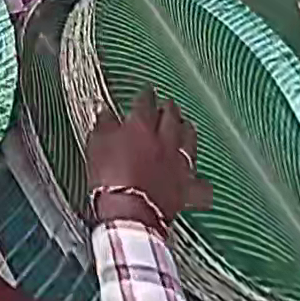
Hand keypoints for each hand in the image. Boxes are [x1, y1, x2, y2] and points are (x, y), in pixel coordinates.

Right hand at [85, 93, 212, 224]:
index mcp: (141, 126)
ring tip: (187, 125)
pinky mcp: (188, 190)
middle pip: (172, 118)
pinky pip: (202, 185)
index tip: (147, 89)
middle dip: (170, 108)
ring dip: (188, 132)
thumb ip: (104, 123)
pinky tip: (200, 178)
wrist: (128, 210)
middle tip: (169, 103)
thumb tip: (104, 110)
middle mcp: (164, 141)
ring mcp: (179, 165)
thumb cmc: (108, 174)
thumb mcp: (97, 142)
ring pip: (190, 142)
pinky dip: (202, 180)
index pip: (146, 102)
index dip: (147, 94)